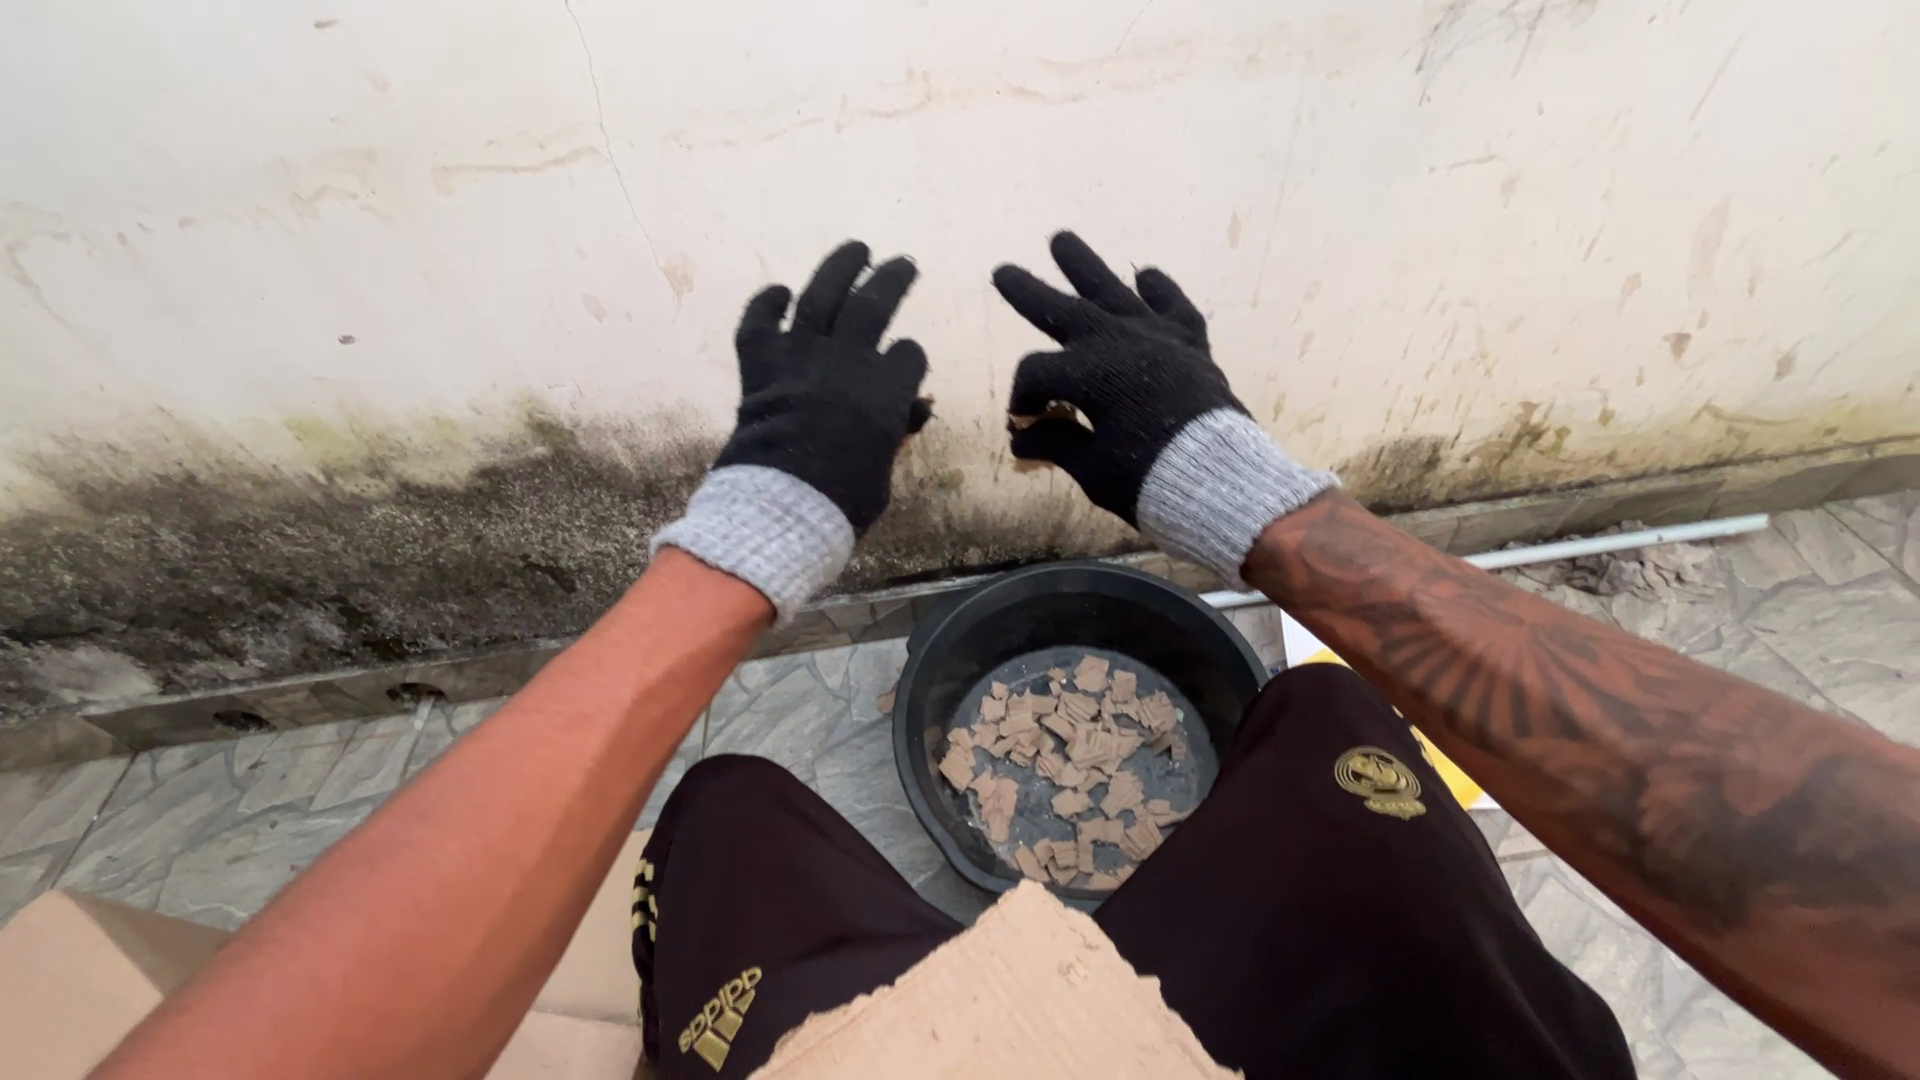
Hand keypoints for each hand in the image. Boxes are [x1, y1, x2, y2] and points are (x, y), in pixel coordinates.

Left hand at [723, 240, 930, 532]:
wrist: (781, 502)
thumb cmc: (843, 498)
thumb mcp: (883, 469)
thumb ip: (895, 434)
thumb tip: (911, 412)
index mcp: (885, 390)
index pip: (908, 355)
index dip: (909, 358)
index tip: (906, 363)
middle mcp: (848, 360)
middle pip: (875, 304)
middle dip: (892, 279)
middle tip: (902, 262)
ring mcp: (802, 355)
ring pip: (822, 295)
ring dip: (841, 267)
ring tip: (856, 248)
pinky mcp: (762, 363)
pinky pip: (761, 322)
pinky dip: (766, 304)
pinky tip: (779, 291)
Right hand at [992, 232, 1334, 583]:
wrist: (1219, 482)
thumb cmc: (1147, 478)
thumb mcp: (1091, 468)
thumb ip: (1057, 443)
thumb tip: (1024, 437)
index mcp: (1088, 373)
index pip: (1037, 375)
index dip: (1023, 400)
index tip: (1023, 426)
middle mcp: (1118, 342)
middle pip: (1063, 312)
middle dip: (1029, 294)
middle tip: (1003, 271)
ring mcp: (1157, 338)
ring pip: (1113, 292)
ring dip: (1084, 267)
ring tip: (1062, 239)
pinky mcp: (1190, 345)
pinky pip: (1173, 308)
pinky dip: (1160, 292)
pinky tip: (1145, 275)